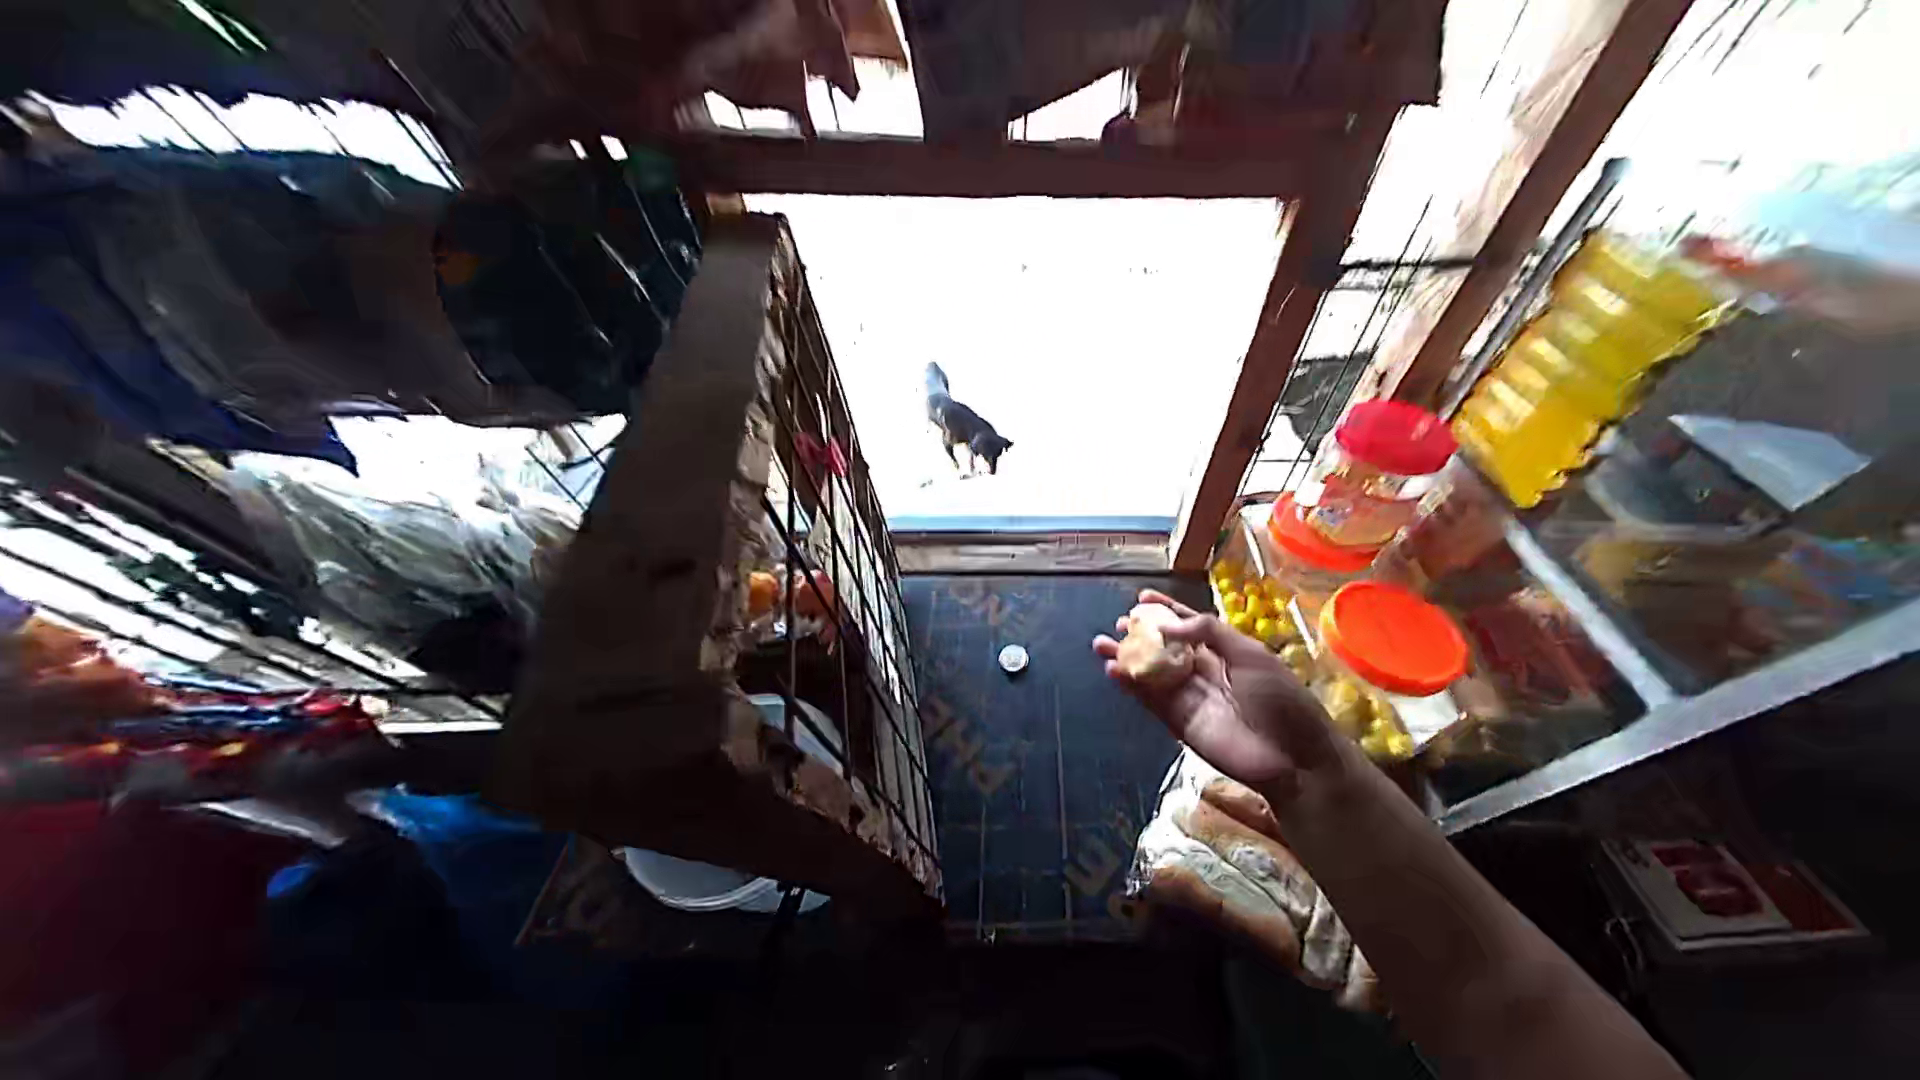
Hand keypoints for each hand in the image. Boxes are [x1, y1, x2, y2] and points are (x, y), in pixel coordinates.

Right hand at [1093, 589, 1349, 800]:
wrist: (1293, 758)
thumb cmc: (1281, 699)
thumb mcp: (1251, 654)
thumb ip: (1209, 632)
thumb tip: (1168, 625)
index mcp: (1224, 651)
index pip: (1190, 625)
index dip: (1167, 610)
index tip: (1142, 596)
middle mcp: (1202, 670)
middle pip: (1163, 647)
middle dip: (1140, 633)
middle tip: (1118, 622)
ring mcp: (1188, 696)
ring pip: (1149, 672)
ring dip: (1126, 657)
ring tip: (1100, 644)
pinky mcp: (1177, 720)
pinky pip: (1148, 698)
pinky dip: (1128, 684)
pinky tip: (1112, 669)